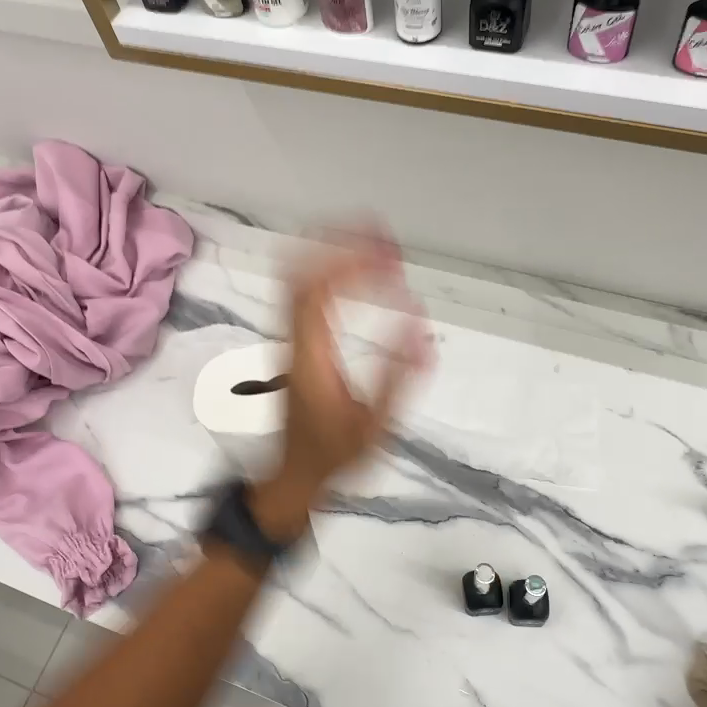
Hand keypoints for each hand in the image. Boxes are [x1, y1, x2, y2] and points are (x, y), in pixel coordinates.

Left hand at [248, 227, 430, 541]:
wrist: (294, 474)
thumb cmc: (335, 455)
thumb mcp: (375, 425)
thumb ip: (399, 376)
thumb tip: (419, 322)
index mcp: (311, 356)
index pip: (321, 292)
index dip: (353, 266)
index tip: (393, 262)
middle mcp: (292, 338)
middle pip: (301, 271)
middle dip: (341, 242)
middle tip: (383, 232)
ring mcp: (287, 337)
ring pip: (294, 275)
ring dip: (330, 248)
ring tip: (370, 235)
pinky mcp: (291, 339)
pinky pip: (299, 288)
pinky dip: (322, 265)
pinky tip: (348, 261)